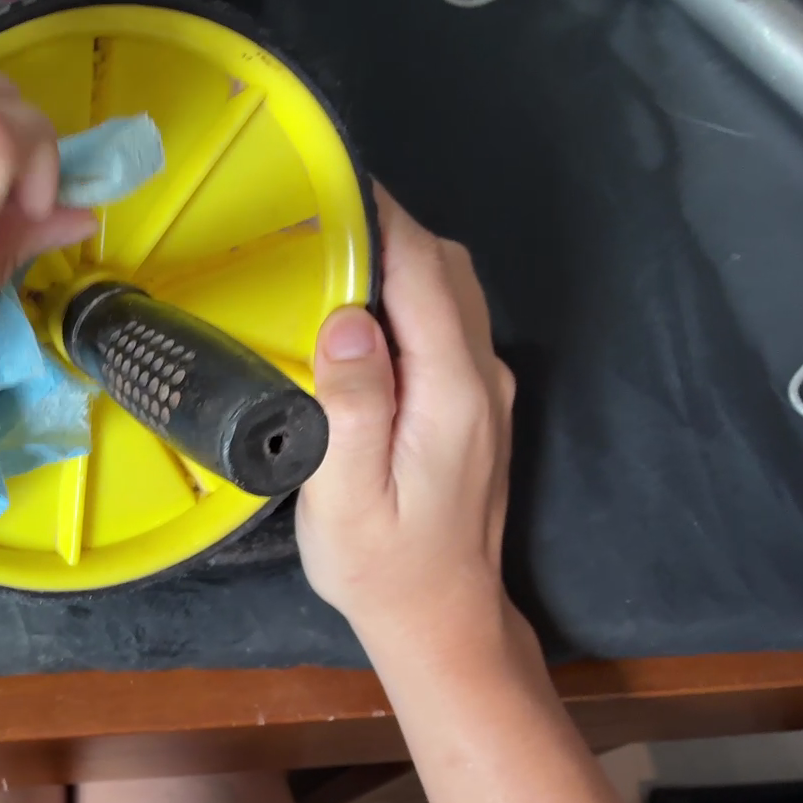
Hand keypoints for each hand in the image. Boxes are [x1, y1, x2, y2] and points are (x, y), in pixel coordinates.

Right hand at [297, 187, 515, 646]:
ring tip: (331, 253)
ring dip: (400, 260)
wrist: (437, 615)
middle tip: (318, 218)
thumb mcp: (346, 493)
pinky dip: (406, 298)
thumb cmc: (378, 561)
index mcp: (450, 393)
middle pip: (449, 273)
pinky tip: (358, 312)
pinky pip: (444, 327)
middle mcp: (481, 379)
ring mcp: (484, 392)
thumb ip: (353, 405)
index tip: (336, 187)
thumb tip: (348, 319)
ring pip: (451, 295)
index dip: (387, 223)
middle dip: (393, 231)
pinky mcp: (471, 407)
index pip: (427, 277)